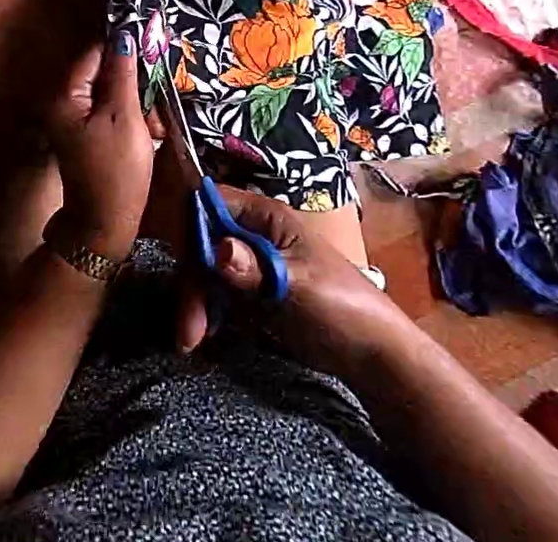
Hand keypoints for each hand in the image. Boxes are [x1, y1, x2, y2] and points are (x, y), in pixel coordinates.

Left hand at [45, 32, 152, 258]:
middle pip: (101, 72)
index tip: (152, 56)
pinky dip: (129, 117)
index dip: (124, 51)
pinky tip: (147, 132)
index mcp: (63, 94)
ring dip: (135, 102)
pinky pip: (108, 110)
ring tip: (153, 125)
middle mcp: (60, 101)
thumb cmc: (118, 170)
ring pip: (109, 92)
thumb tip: (125, 35)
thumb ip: (123, 73)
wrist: (105, 224)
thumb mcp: (125, 116)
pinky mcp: (84, 132)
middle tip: (154, 102)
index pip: (94, 53)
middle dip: (132, 83)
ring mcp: (71, 118)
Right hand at [177, 186, 416, 377]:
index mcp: (266, 216)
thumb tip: (218, 249)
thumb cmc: (342, 306)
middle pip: (201, 241)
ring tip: (192, 340)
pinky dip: (206, 312)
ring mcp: (250, 263)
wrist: (371, 353)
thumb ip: (256, 267)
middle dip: (192, 281)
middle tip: (189, 329)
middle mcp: (252, 233)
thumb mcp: (298, 284)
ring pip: (203, 270)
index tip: (186, 266)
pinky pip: (215, 293)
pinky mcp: (250, 291)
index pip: (211, 202)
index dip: (192, 226)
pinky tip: (204, 335)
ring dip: (194, 301)